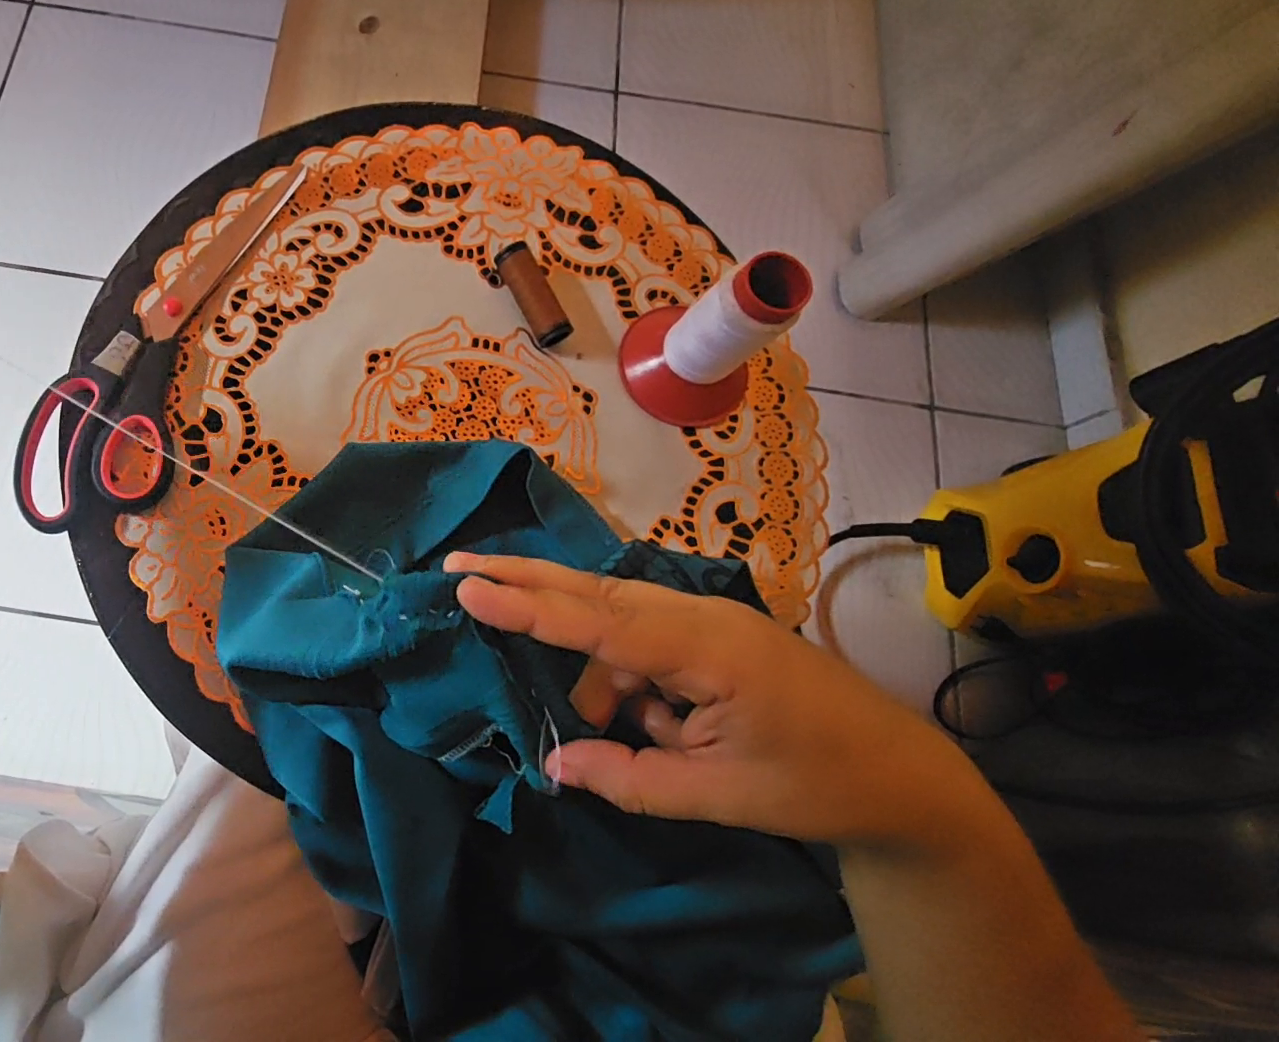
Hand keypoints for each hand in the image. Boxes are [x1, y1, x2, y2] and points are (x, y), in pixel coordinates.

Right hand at [443, 552, 1001, 853]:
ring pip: (612, 620)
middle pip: (594, 590)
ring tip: (594, 724)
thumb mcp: (716, 796)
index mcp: (707, 648)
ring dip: (584, 663)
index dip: (528, 605)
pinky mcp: (706, 635)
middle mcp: (699, 616)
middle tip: (458, 568)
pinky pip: (638, 644)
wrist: (907, 778)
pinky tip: (640, 724)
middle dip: (523, 580)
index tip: (469, 588)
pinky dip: (617, 678)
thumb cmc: (816, 786)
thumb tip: (555, 764)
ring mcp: (704, 620)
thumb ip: (628, 777)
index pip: (597, 621)